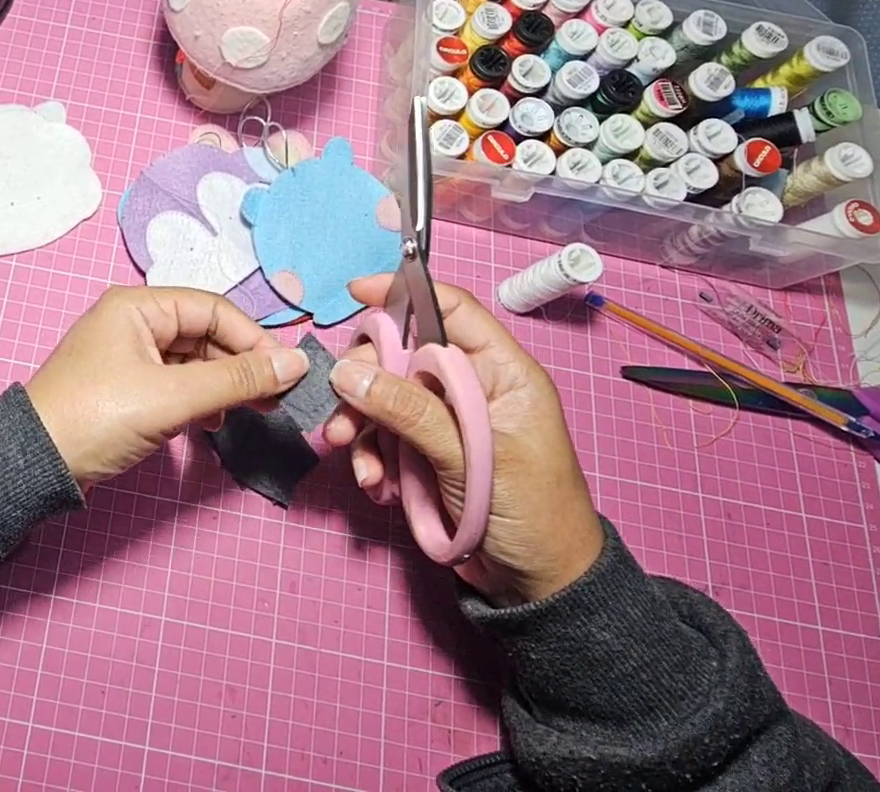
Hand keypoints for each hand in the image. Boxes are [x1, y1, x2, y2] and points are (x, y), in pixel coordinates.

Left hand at [27, 286, 310, 487]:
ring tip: (252, 411)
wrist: (36, 464)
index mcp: (138, 307)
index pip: (213, 309)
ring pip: (194, 361)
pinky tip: (213, 422)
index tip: (287, 372)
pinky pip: (177, 383)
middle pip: (206, 334)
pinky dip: (200, 400)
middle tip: (277, 397)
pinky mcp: (128, 387)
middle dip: (242, 365)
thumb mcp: (173, 396)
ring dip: (224, 385)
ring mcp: (129, 356)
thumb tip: (295, 363)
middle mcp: (134, 323)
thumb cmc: (98, 417)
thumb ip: (236, 379)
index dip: (253, 339)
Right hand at [325, 278, 602, 604]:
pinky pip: (381, 436)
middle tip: (341, 414)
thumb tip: (348, 372)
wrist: (538, 587)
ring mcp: (442, 419)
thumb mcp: (472, 458)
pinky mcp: (422, 450)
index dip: (405, 294)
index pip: (451, 312)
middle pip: (400, 356)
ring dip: (362, 429)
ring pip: (381, 397)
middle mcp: (467, 387)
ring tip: (363, 467)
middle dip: (365, 383)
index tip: (355, 292)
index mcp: (500, 373)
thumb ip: (411, 412)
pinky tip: (378, 486)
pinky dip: (371, 457)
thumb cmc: (531, 515)